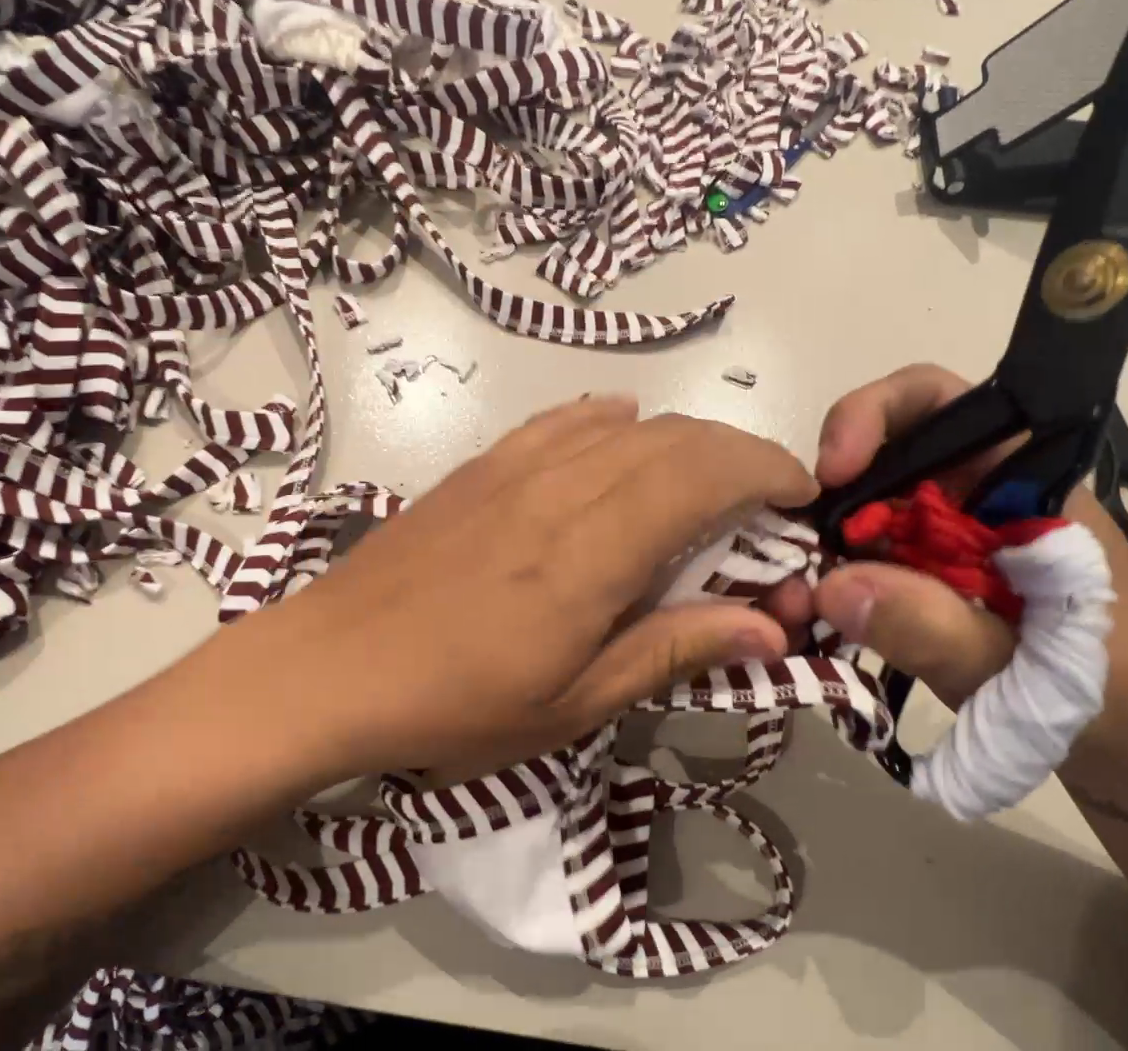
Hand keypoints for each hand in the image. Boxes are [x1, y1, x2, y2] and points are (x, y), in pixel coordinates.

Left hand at [260, 395, 818, 779]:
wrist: (329, 667)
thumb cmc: (454, 704)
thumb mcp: (573, 703)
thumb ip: (672, 652)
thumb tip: (769, 630)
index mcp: (592, 549)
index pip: (703, 474)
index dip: (764, 472)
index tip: (799, 500)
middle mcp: (559, 488)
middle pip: (673, 439)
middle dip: (737, 457)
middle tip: (764, 503)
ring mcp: (512, 469)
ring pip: (621, 426)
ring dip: (680, 442)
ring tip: (701, 483)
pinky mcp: (477, 469)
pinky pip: (559, 423)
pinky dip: (607, 422)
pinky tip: (619, 432)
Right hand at [768, 364, 1127, 713]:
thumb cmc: (1118, 700)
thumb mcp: (1026, 670)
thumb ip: (934, 628)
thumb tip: (827, 585)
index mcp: (1021, 481)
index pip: (937, 403)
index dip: (871, 417)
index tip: (832, 473)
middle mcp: (977, 496)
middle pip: (881, 459)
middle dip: (828, 497)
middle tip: (790, 554)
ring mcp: (952, 541)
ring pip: (866, 513)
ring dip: (824, 547)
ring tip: (795, 602)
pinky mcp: (935, 582)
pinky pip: (870, 562)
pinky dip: (836, 583)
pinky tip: (819, 621)